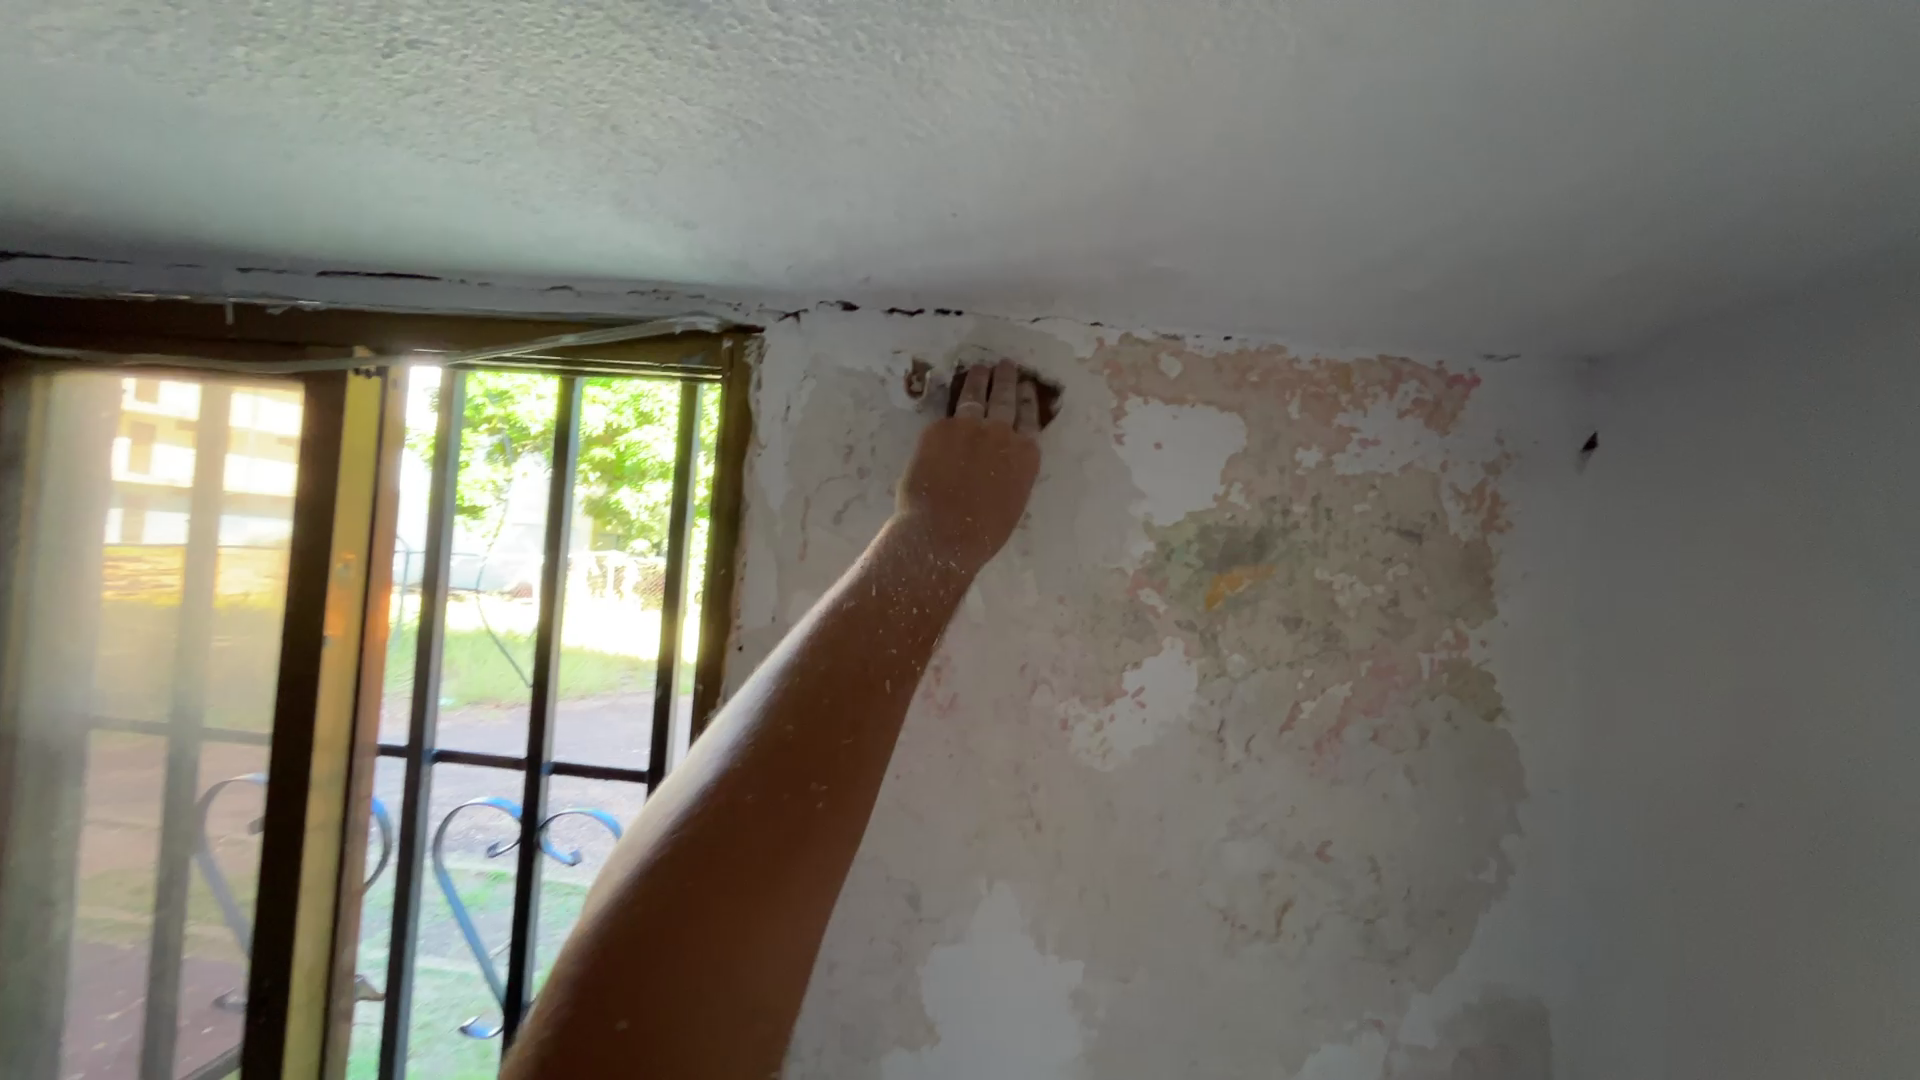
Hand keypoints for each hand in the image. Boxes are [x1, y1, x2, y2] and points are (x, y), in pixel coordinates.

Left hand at [892, 359, 1042, 576]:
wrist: (942, 533)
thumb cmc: (983, 532)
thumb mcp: (1012, 499)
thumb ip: (1010, 471)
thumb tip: (999, 461)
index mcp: (1025, 454)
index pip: (1029, 417)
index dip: (1026, 400)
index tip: (1025, 386)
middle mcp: (1001, 433)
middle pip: (1005, 399)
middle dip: (1006, 379)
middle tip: (1006, 365)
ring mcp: (968, 427)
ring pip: (975, 396)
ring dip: (979, 380)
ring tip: (981, 369)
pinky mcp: (939, 429)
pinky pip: (947, 414)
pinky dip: (952, 408)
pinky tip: (951, 398)